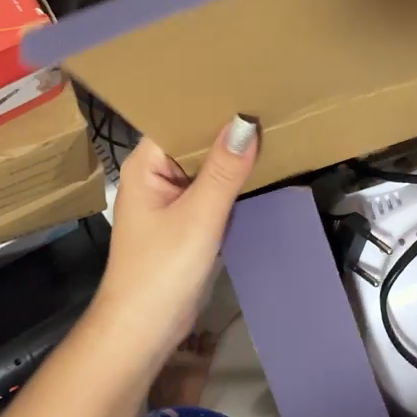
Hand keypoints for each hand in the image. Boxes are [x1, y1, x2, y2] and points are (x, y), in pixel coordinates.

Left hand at [91, 116, 259, 363]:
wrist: (142, 332)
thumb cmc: (161, 270)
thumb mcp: (198, 217)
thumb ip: (224, 170)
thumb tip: (246, 122)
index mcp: (145, 164)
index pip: (178, 119)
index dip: (210, 104)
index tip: (248, 84)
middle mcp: (154, 175)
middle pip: (194, 142)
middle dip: (228, 129)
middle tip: (272, 102)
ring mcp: (169, 200)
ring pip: (205, 168)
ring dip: (232, 157)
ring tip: (274, 127)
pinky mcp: (184, 222)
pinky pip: (210, 192)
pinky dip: (231, 184)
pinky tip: (260, 171)